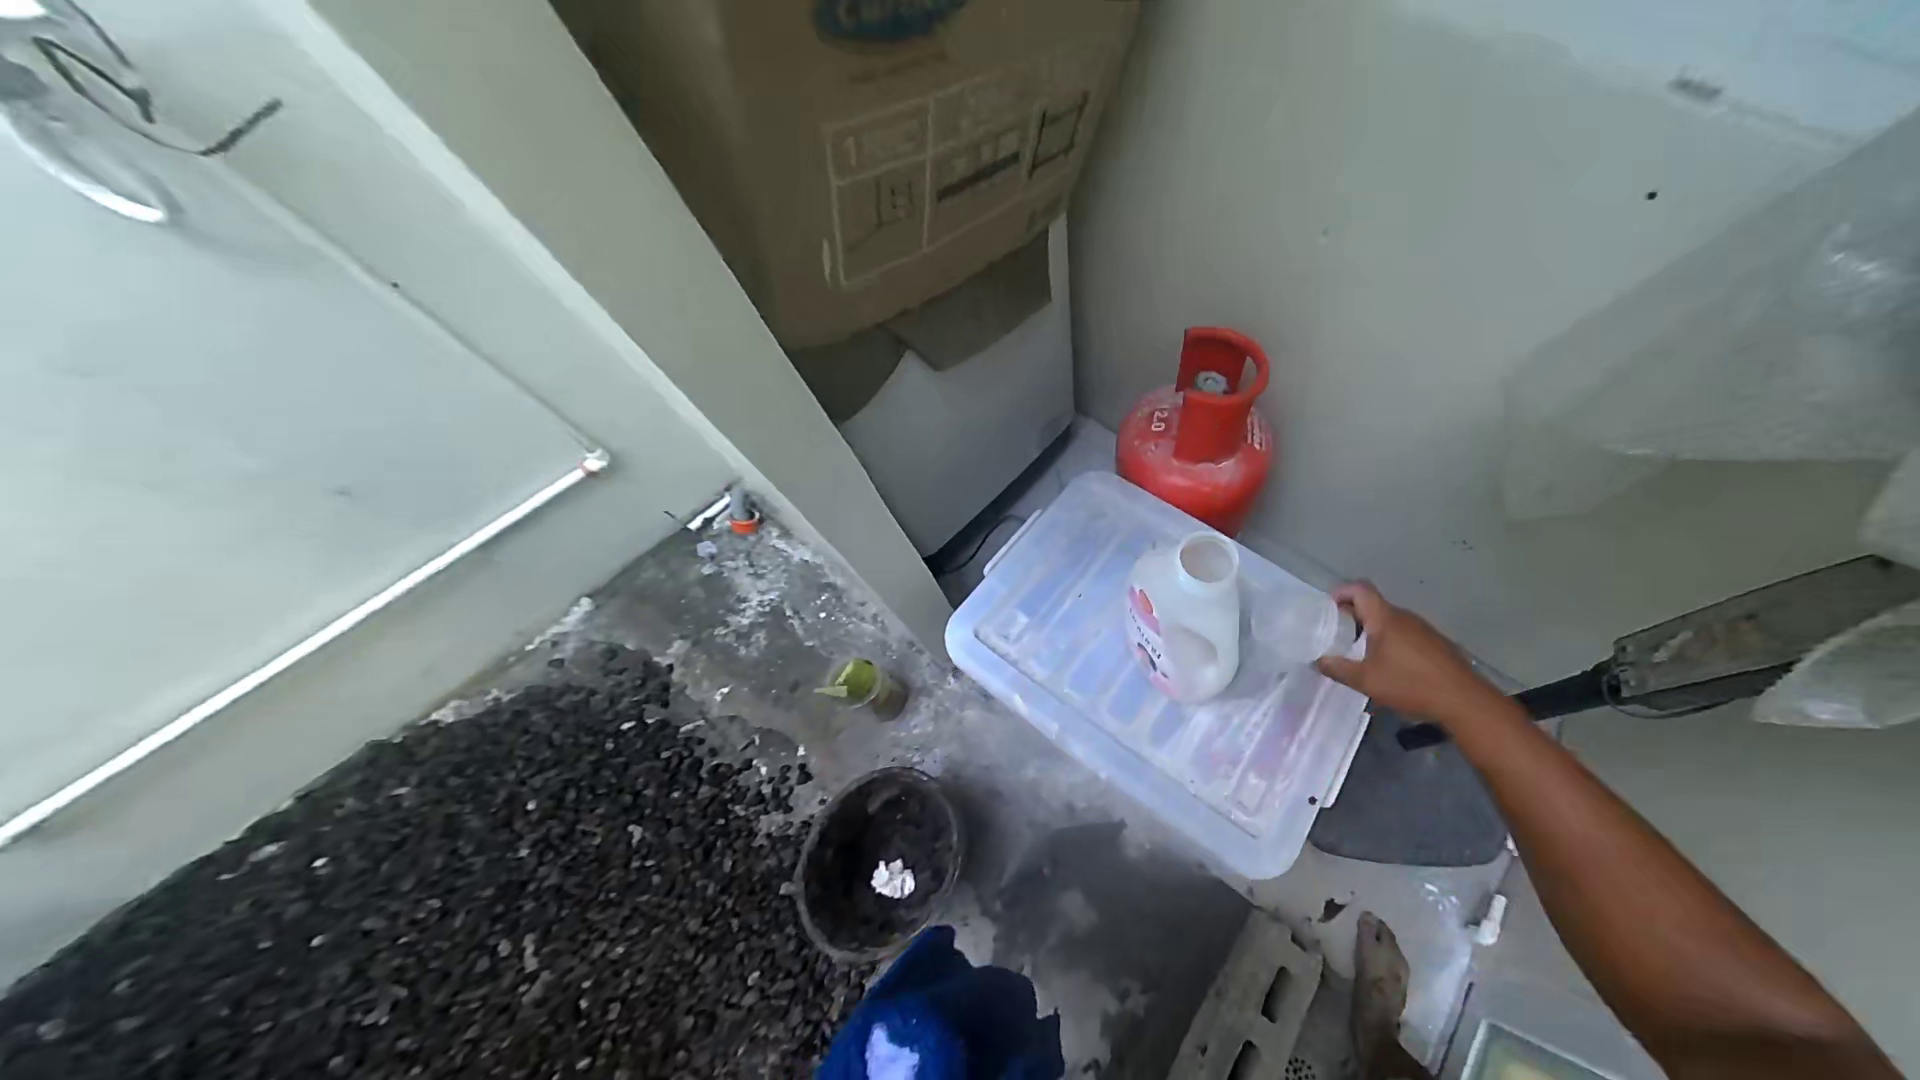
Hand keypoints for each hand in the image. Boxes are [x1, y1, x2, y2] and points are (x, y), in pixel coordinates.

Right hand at [1314, 582, 1496, 723]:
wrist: (1465, 702)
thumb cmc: (1411, 684)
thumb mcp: (1365, 680)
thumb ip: (1337, 668)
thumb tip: (1318, 661)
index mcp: (1385, 618)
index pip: (1360, 589)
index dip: (1341, 592)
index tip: (1327, 610)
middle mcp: (1405, 617)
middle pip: (1374, 605)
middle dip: (1352, 616)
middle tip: (1337, 636)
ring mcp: (1424, 630)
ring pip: (1390, 621)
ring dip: (1372, 630)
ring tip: (1360, 653)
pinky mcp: (1437, 644)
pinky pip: (1406, 634)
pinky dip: (1391, 642)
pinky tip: (1390, 666)